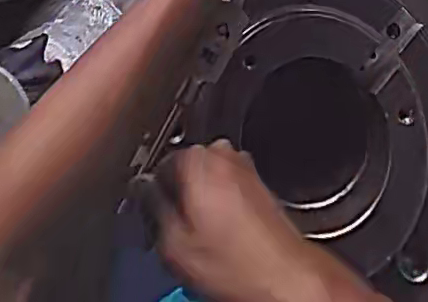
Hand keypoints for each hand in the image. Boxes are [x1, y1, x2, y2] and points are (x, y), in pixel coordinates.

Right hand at [142, 140, 381, 301]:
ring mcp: (241, 163)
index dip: (152, 194)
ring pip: (205, 177)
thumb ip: (153, 209)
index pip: (157, 166)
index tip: (153, 215)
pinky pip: (225, 184)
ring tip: (203, 237)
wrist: (284, 275)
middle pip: (183, 169)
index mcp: (196, 159)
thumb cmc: (239, 264)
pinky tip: (222, 235)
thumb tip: (143, 190)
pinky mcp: (256, 179)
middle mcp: (220, 152)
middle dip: (178, 196)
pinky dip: (220, 204)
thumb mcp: (175, 245)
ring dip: (200, 200)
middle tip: (178, 231)